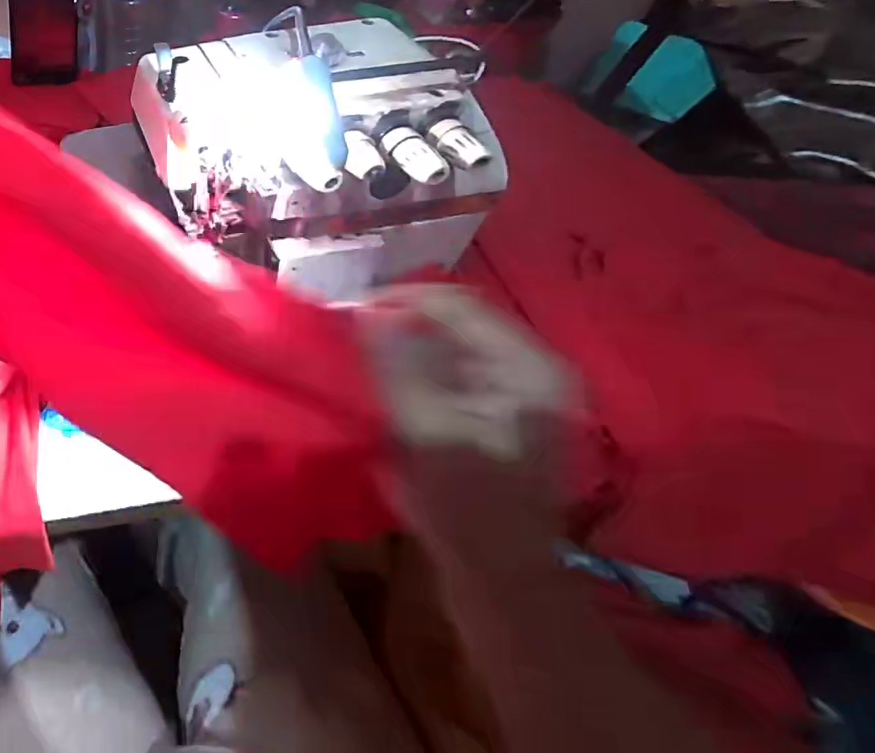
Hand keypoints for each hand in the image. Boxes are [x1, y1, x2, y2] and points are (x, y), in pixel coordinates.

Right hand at [358, 285, 570, 562]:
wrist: (497, 575)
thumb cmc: (466, 507)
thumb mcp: (428, 433)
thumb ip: (399, 367)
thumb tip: (367, 312)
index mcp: (525, 365)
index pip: (454, 303)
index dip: (398, 300)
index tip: (348, 313)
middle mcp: (526, 366)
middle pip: (450, 319)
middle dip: (396, 321)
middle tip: (349, 332)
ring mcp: (512, 388)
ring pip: (444, 341)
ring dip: (399, 343)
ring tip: (359, 352)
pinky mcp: (493, 408)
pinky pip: (445, 366)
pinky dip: (410, 365)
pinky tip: (382, 379)